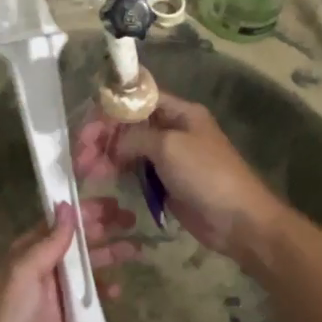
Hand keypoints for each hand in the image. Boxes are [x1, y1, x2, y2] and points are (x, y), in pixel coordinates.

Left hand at [0, 200, 139, 321]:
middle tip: (131, 218)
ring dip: (109, 255)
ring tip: (135, 249)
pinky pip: (88, 296)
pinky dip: (103, 289)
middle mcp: (43, 264)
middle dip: (102, 228)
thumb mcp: (25, 271)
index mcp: (29, 248)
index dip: (85, 211)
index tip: (111, 202)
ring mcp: (55, 290)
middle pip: (77, 240)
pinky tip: (118, 290)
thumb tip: (67, 206)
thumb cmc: (9, 312)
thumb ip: (48, 241)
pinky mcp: (65, 315)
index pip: (61, 221)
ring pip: (86, 266)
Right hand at [74, 91, 283, 259]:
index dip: (110, 108)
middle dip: (103, 136)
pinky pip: (136, 170)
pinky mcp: (167, 182)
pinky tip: (102, 178)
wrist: (241, 222)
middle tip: (80, 156)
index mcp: (179, 111)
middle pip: (129, 123)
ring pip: (129, 147)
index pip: (137, 98)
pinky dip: (118, 171)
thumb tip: (113, 144)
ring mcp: (170, 156)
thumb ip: (135, 137)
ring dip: (106, 155)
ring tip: (86, 171)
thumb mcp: (169, 147)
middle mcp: (172, 129)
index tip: (88, 127)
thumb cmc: (207, 175)